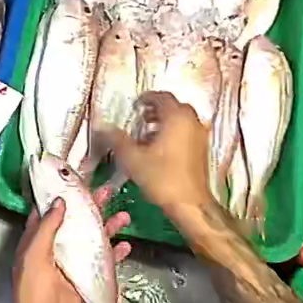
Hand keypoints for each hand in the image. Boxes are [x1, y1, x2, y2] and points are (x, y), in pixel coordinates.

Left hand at [7, 186, 130, 302]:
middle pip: (73, 222)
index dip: (60, 194)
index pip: (47, 211)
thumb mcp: (35, 257)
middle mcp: (52, 249)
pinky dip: (113, 254)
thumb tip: (59, 202)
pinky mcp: (83, 279)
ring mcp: (69, 264)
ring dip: (105, 227)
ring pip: (90, 239)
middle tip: (107, 191)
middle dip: (89, 207)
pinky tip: (126, 245)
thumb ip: (47, 229)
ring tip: (124, 215)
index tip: (76, 179)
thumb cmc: (34, 296)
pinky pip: (101, 262)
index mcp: (35, 241)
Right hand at [106, 91, 214, 213]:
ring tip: (146, 134)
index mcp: (176, 118)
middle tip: (139, 118)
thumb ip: (116, 139)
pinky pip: (186, 131)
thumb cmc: (161, 178)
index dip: (146, 98)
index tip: (134, 106)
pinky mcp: (201, 150)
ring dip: (164, 121)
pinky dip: (173, 132)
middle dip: (156, 109)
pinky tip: (158, 148)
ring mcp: (199, 136)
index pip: (162, 97)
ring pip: (181, 119)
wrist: (190, 205)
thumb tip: (101, 127)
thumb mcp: (132, 158)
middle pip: (173, 106)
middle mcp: (192, 122)